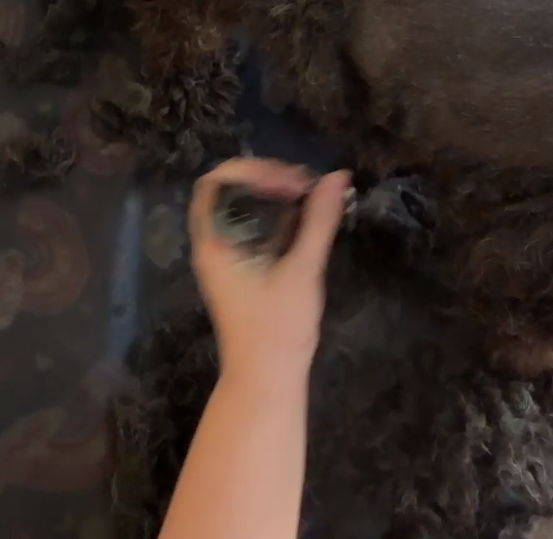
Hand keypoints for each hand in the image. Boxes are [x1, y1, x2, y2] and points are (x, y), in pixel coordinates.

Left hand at [188, 159, 350, 384]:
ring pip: (244, 206)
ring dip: (276, 194)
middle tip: (304, 185)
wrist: (266, 381)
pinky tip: (308, 218)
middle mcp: (215, 243)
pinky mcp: (244, 266)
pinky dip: (279, 214)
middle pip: (231, 189)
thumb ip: (319, 220)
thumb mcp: (302, 269)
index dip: (252, 171)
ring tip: (311, 196)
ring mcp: (228, 255)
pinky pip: (255, 225)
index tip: (288, 183)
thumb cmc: (277, 328)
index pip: (217, 183)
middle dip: (268, 178)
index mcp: (214, 242)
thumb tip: (338, 177)